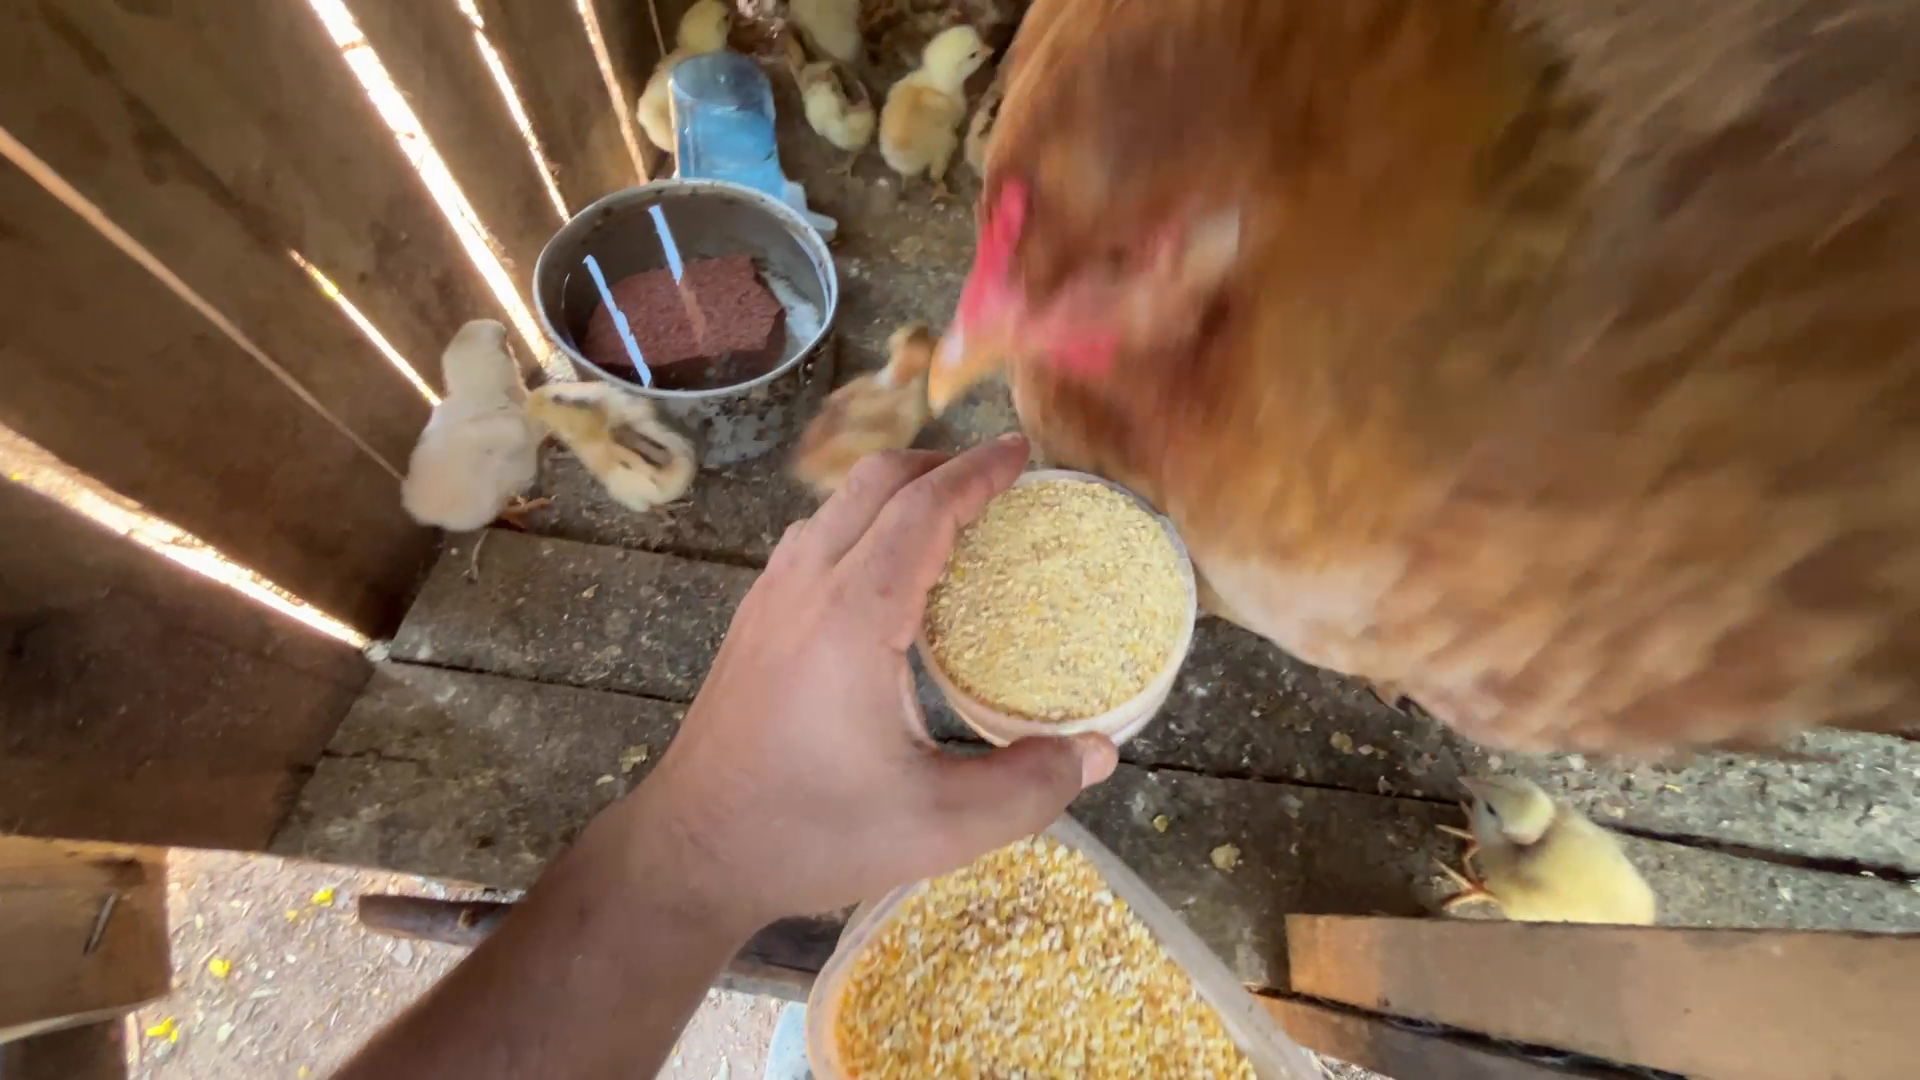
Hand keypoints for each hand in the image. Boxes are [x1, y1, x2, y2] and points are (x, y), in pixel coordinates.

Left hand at [625, 436, 1118, 929]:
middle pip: (877, 480)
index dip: (977, 472)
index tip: (1021, 453)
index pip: (923, 509)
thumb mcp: (936, 827)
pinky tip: (885, 566)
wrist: (692, 850)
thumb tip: (1097, 754)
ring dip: (898, 489)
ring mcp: (771, 593)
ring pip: (839, 502)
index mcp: (854, 613)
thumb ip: (1027, 789)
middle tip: (994, 479)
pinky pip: (816, 534)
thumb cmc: (811, 832)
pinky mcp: (755, 614)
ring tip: (948, 513)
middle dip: (941, 464)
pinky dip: (863, 519)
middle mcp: (807, 583)